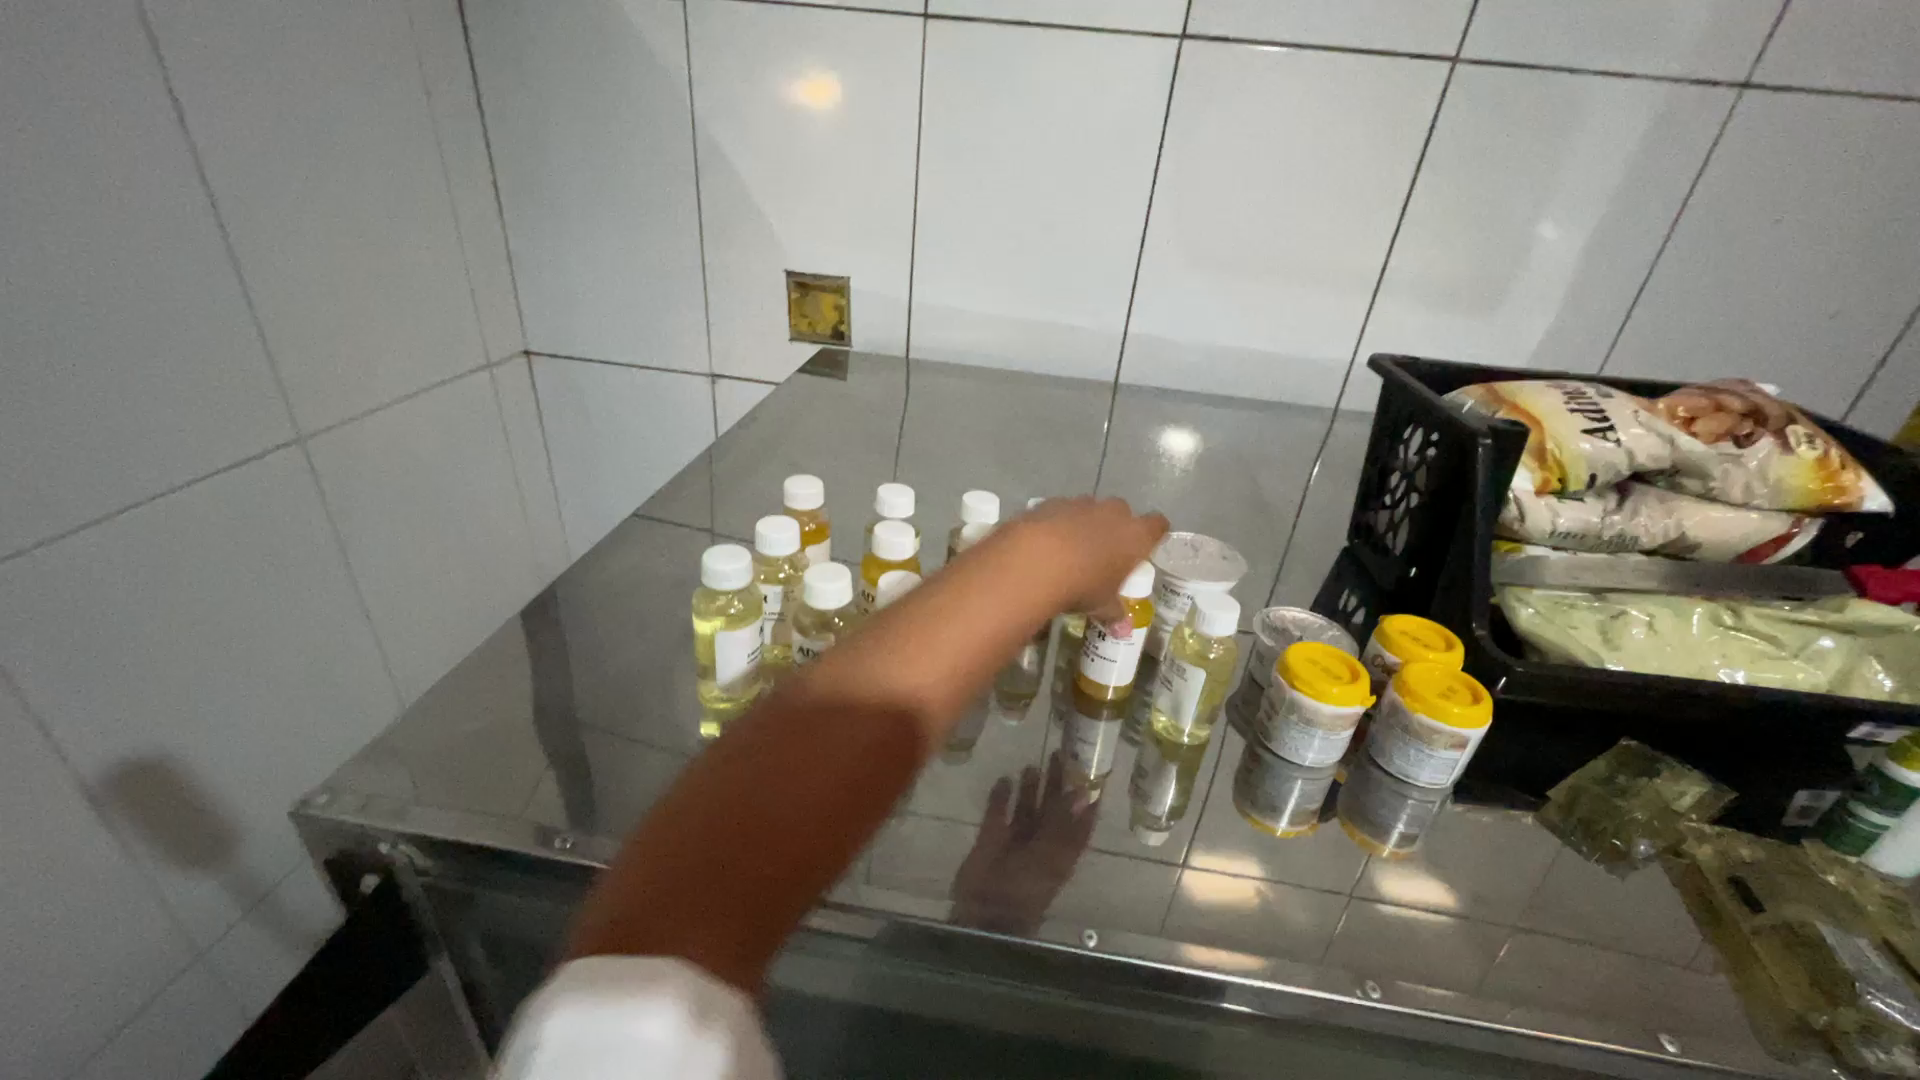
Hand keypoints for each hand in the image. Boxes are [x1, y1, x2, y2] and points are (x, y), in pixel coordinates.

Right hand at [949, 754, 1097, 934]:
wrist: (984, 914)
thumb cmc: (1025, 888)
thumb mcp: (1050, 856)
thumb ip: (1065, 823)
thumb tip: (1086, 793)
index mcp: (1062, 850)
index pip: (1080, 819)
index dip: (1086, 796)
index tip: (1090, 769)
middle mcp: (1041, 843)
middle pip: (1053, 808)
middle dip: (1057, 783)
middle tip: (1058, 753)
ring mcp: (1015, 841)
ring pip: (1027, 809)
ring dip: (1030, 788)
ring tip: (1032, 764)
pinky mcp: (990, 840)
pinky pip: (998, 814)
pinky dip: (1001, 798)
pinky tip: (1003, 780)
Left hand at [1006, 497, 1168, 630]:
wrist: (1033, 561)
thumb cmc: (1082, 585)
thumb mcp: (1101, 606)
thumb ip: (1114, 614)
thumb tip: (1123, 631)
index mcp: (1135, 535)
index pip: (1157, 525)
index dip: (1152, 534)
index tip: (1144, 548)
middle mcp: (1112, 512)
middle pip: (1122, 512)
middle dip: (1114, 528)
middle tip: (1103, 553)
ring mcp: (1080, 504)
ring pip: (1089, 509)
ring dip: (1084, 524)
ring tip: (1069, 550)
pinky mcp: (1050, 502)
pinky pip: (1060, 511)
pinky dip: (1056, 523)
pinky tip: (1043, 544)